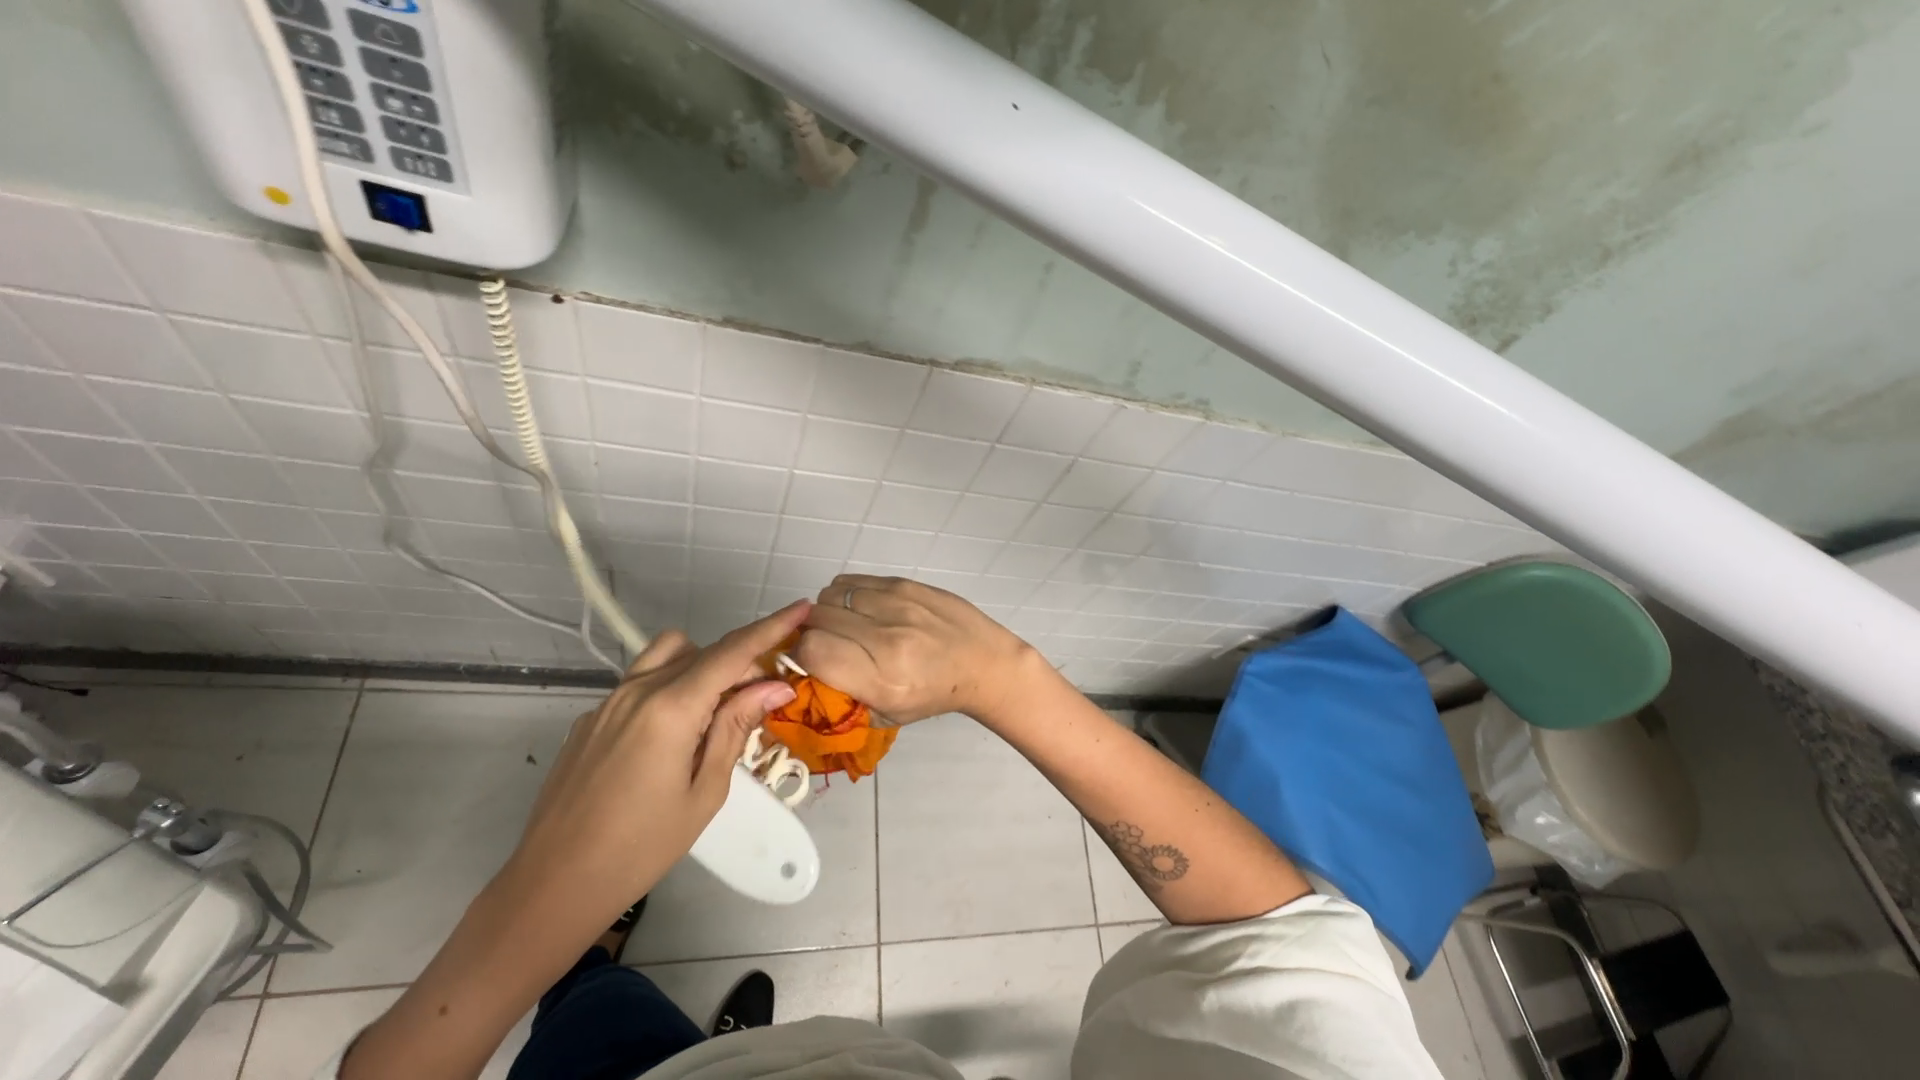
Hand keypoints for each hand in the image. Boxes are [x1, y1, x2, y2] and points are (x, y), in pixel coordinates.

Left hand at [502, 602, 809, 930]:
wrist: (555, 882)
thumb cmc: (641, 847)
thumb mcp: (704, 792)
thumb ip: (735, 729)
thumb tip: (773, 687)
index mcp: (670, 707)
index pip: (732, 652)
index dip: (771, 627)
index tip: (802, 607)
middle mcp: (637, 691)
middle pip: (703, 652)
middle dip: (742, 662)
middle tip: (767, 699)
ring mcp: (608, 703)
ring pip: (667, 657)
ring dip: (703, 667)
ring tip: (720, 711)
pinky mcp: (591, 720)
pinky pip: (640, 683)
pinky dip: (671, 688)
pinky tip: (675, 738)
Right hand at [794, 575, 1046, 725]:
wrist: (983, 663)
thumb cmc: (933, 694)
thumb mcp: (886, 714)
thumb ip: (844, 694)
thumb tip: (806, 670)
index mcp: (881, 678)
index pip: (813, 651)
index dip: (803, 654)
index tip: (813, 660)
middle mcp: (886, 638)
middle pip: (817, 619)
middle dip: (814, 632)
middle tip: (830, 643)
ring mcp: (896, 605)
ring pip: (831, 594)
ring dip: (829, 610)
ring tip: (847, 624)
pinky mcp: (905, 584)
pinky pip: (853, 580)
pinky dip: (847, 594)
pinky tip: (862, 609)